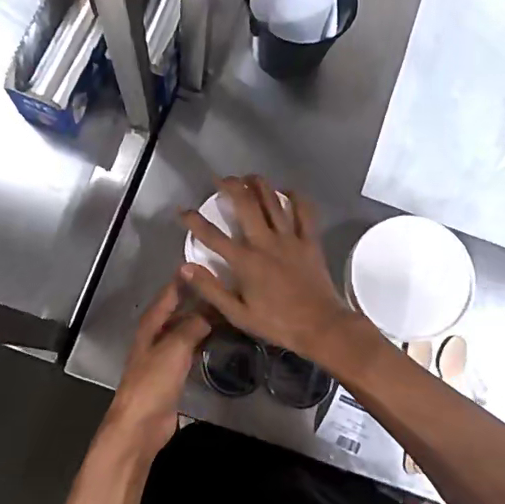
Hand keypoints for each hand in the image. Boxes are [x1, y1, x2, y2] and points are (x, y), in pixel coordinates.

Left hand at [102, 280, 210, 458]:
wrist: (140, 424)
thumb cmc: (153, 382)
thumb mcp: (175, 348)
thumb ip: (193, 326)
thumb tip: (210, 312)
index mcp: (150, 325)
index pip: (169, 293)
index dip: (184, 279)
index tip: (206, 266)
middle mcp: (154, 336)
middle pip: (177, 310)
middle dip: (197, 299)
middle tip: (224, 288)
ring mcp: (162, 355)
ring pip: (184, 329)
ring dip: (201, 320)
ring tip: (226, 309)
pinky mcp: (170, 374)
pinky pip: (188, 349)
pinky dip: (201, 340)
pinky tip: (217, 339)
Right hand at [178, 177, 363, 361]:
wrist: (321, 326)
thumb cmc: (277, 323)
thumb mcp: (237, 314)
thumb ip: (211, 289)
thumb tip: (185, 268)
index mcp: (245, 262)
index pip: (212, 236)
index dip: (194, 221)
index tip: (183, 211)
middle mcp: (266, 242)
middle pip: (245, 204)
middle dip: (231, 186)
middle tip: (221, 179)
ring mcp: (290, 239)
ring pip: (273, 201)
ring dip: (259, 185)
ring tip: (249, 177)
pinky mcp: (310, 241)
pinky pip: (304, 212)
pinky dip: (296, 198)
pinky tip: (288, 192)